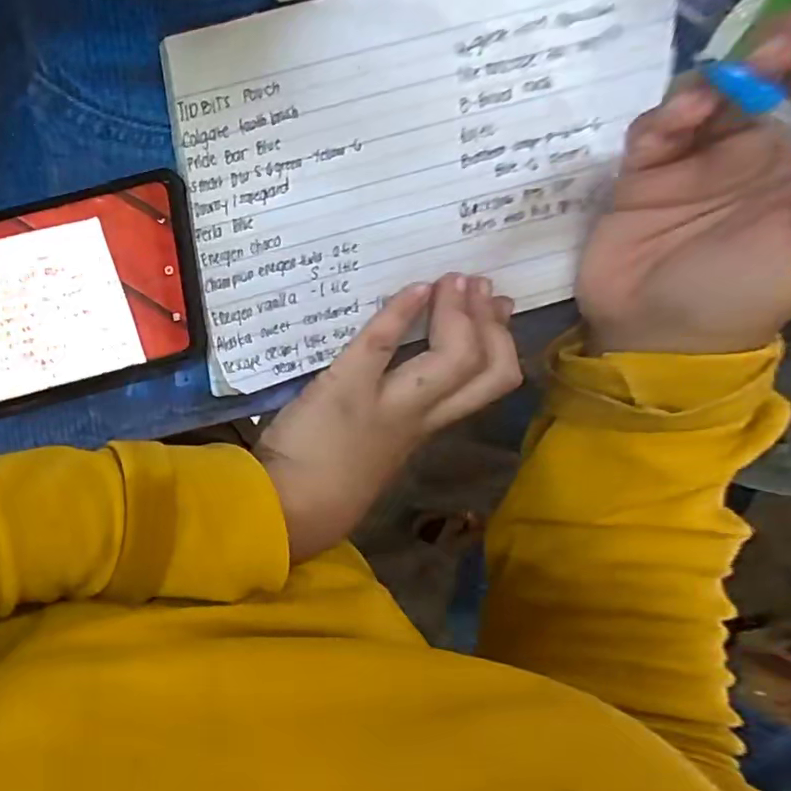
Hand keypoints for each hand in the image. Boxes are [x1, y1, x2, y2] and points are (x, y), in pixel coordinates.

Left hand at [258, 274, 520, 562]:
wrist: (290, 508)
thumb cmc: (317, 487)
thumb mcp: (366, 455)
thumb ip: (383, 425)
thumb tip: (386, 389)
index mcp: (422, 432)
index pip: (486, 389)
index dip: (499, 348)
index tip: (496, 318)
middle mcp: (417, 417)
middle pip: (488, 370)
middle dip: (492, 325)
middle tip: (482, 289)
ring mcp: (386, 405)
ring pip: (454, 358)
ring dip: (459, 314)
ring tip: (457, 282)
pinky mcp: (344, 389)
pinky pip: (378, 345)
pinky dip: (397, 315)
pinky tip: (412, 290)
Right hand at [581, 2, 790, 354]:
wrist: (652, 328)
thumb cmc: (753, 286)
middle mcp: (784, 140)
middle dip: (788, 41)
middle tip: (764, 52)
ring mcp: (709, 154)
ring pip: (721, 87)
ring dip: (715, 79)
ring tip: (697, 103)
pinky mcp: (648, 170)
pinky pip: (657, 127)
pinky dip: (661, 118)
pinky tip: (662, 129)